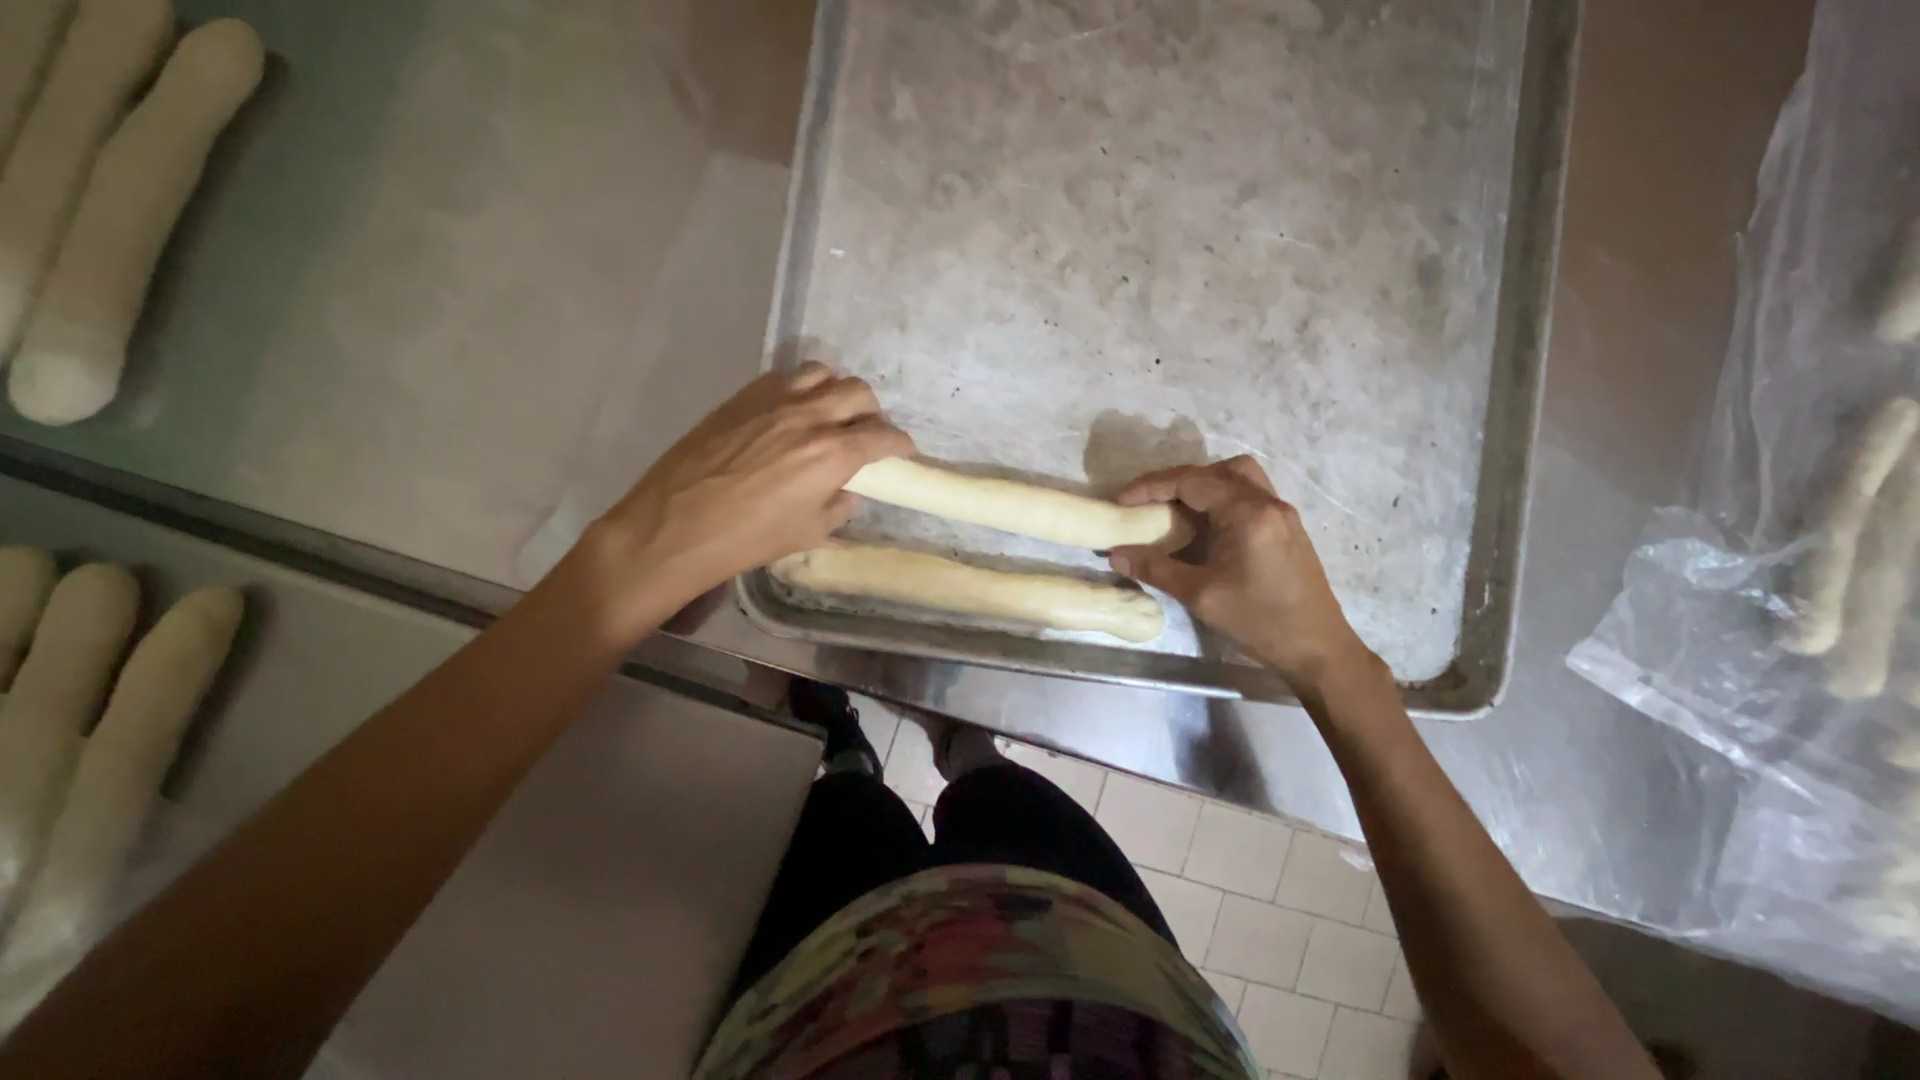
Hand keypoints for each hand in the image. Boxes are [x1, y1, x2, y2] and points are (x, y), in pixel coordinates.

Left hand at [585, 363, 913, 612]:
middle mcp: (810, 417)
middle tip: (866, 432)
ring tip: (831, 411)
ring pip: (824, 373)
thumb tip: (849, 491)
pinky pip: (785, 376)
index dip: (900, 443)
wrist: (677, 525)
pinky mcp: (743, 396)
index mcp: (832, 454)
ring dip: (837, 391)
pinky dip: (801, 387)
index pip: (883, 437)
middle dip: (873, 413)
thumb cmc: (748, 539)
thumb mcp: (807, 532)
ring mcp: (774, 400)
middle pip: (859, 393)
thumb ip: (838, 506)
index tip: (903, 450)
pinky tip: (793, 408)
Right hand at [1107, 456, 1374, 691]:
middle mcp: (1268, 503)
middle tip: (1146, 503)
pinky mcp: (1287, 529)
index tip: (1121, 501)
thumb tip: (1115, 554)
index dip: (1152, 486)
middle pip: (1216, 470)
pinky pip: (1250, 496)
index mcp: (1248, 514)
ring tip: (1177, 510)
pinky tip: (1205, 528)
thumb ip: (1156, 568)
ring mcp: (1282, 514)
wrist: (1318, 649)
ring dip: (1203, 485)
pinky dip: (1221, 499)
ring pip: (1238, 477)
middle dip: (1176, 481)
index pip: (1192, 481)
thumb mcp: (1201, 596)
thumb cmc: (1260, 622)